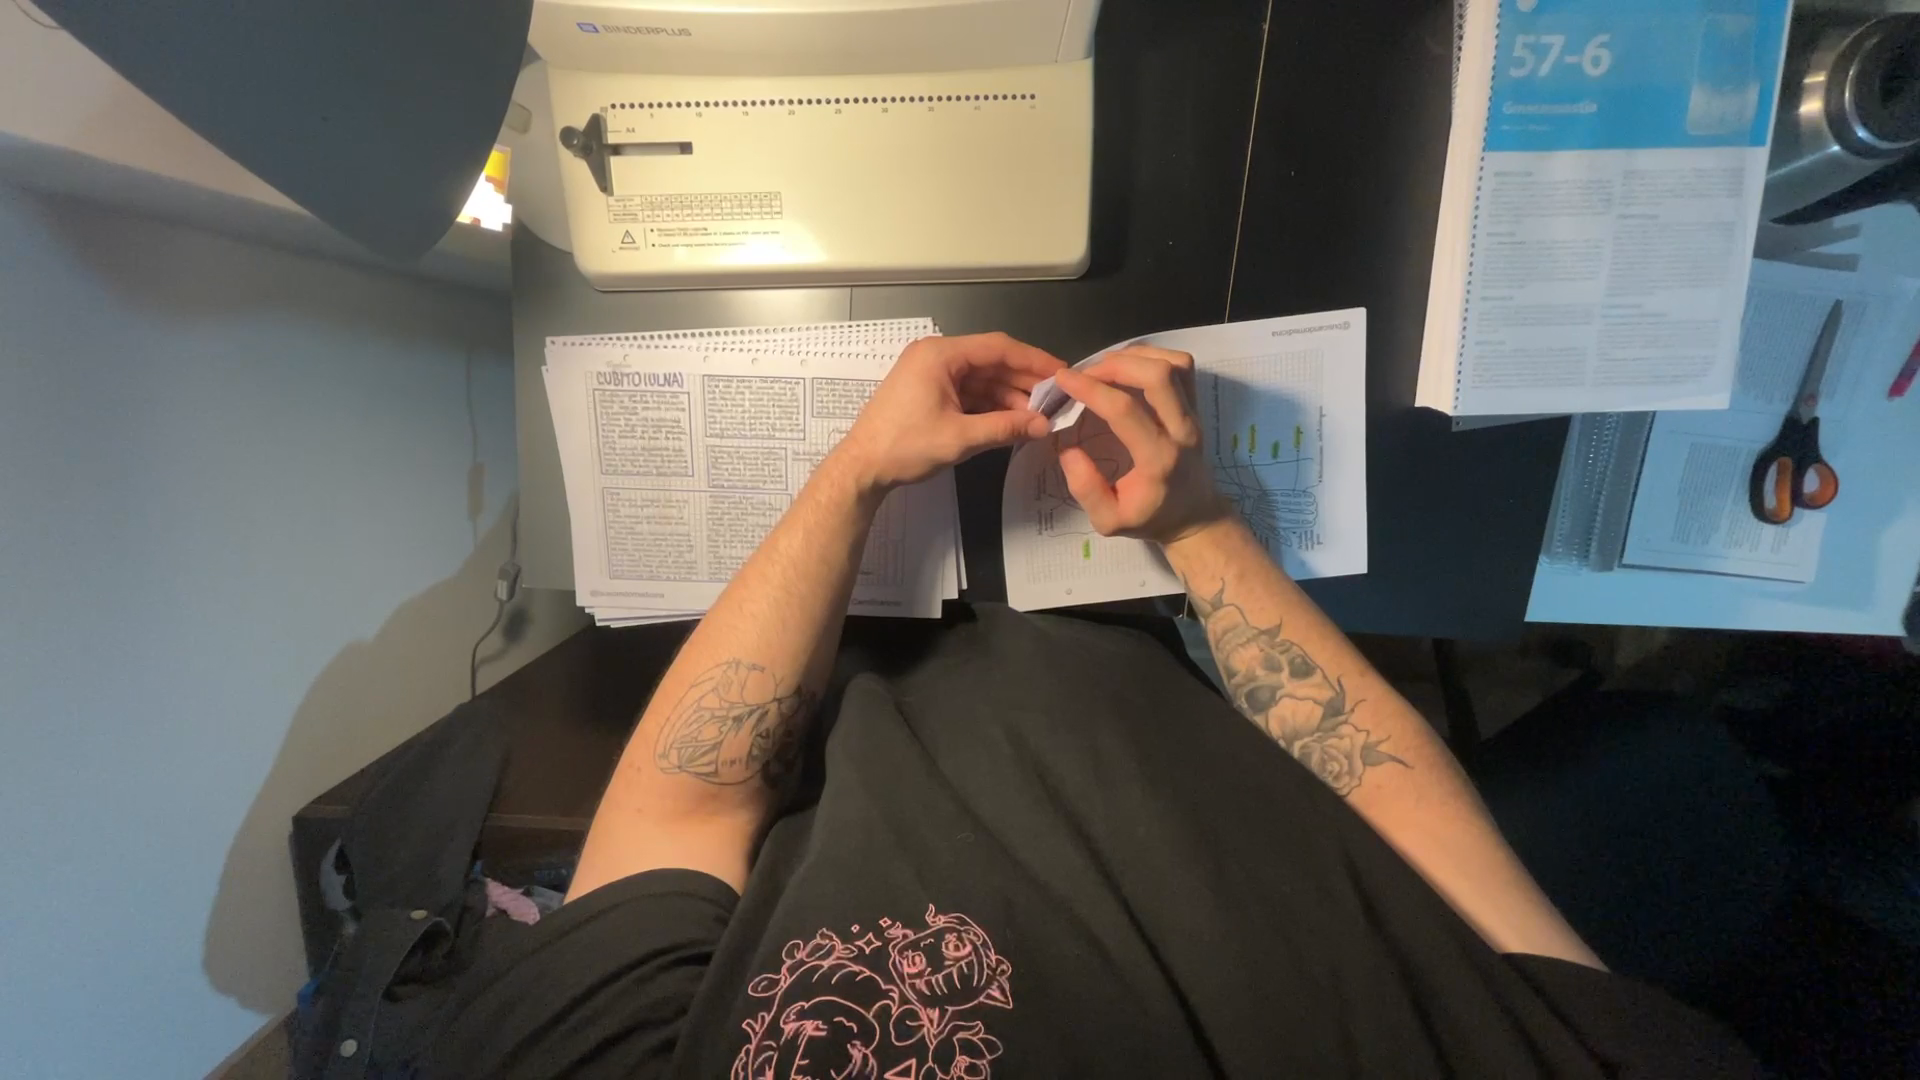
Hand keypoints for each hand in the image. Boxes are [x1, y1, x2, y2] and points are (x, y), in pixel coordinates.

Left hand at [830, 332, 1063, 492]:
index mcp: (940, 355)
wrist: (862, 468)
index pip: (998, 347)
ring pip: (981, 379)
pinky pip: (968, 392)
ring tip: (1038, 415)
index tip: (1060, 372)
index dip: (1033, 360)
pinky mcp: (929, 392)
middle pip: (991, 361)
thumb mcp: (960, 438)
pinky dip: (989, 405)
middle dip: (1023, 381)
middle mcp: (936, 357)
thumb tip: (1043, 426)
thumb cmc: (904, 447)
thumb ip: (1005, 428)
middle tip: (1055, 398)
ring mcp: (931, 374)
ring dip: (1008, 396)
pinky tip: (1012, 420)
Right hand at [1054, 346, 1232, 544]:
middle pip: (1157, 375)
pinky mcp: (1196, 406)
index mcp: (1157, 459)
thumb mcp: (1108, 520)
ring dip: (1134, 357)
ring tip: (1104, 368)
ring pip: (1174, 364)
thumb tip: (1068, 449)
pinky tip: (1128, 368)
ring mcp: (1193, 414)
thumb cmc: (1150, 519)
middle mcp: (1181, 430)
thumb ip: (1085, 488)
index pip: (1124, 409)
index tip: (1062, 380)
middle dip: (1114, 364)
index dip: (1090, 389)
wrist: (1194, 517)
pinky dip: (1152, 357)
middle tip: (1084, 374)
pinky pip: (1182, 367)